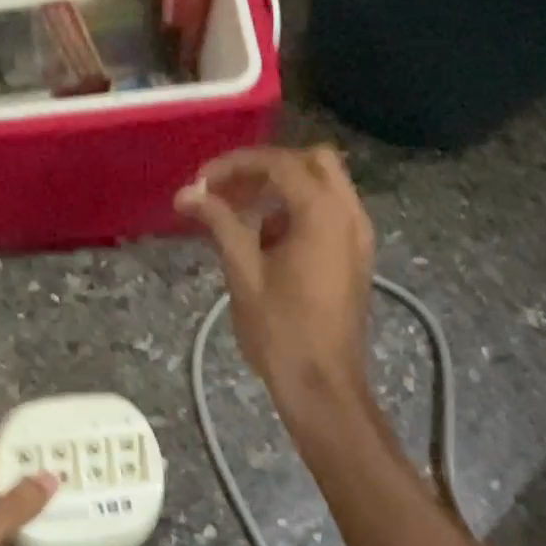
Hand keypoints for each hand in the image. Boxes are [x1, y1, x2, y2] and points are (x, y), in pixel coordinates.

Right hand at [176, 146, 375, 407]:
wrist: (322, 383)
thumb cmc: (280, 331)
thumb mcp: (243, 274)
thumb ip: (219, 224)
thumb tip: (187, 194)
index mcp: (322, 213)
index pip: (278, 164)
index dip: (234, 166)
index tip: (200, 183)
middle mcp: (349, 213)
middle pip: (311, 162)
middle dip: (265, 170)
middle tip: (227, 192)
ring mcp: (358, 234)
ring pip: (324, 186)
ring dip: (283, 191)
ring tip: (241, 220)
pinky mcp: (356, 255)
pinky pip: (330, 213)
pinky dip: (299, 212)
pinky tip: (268, 243)